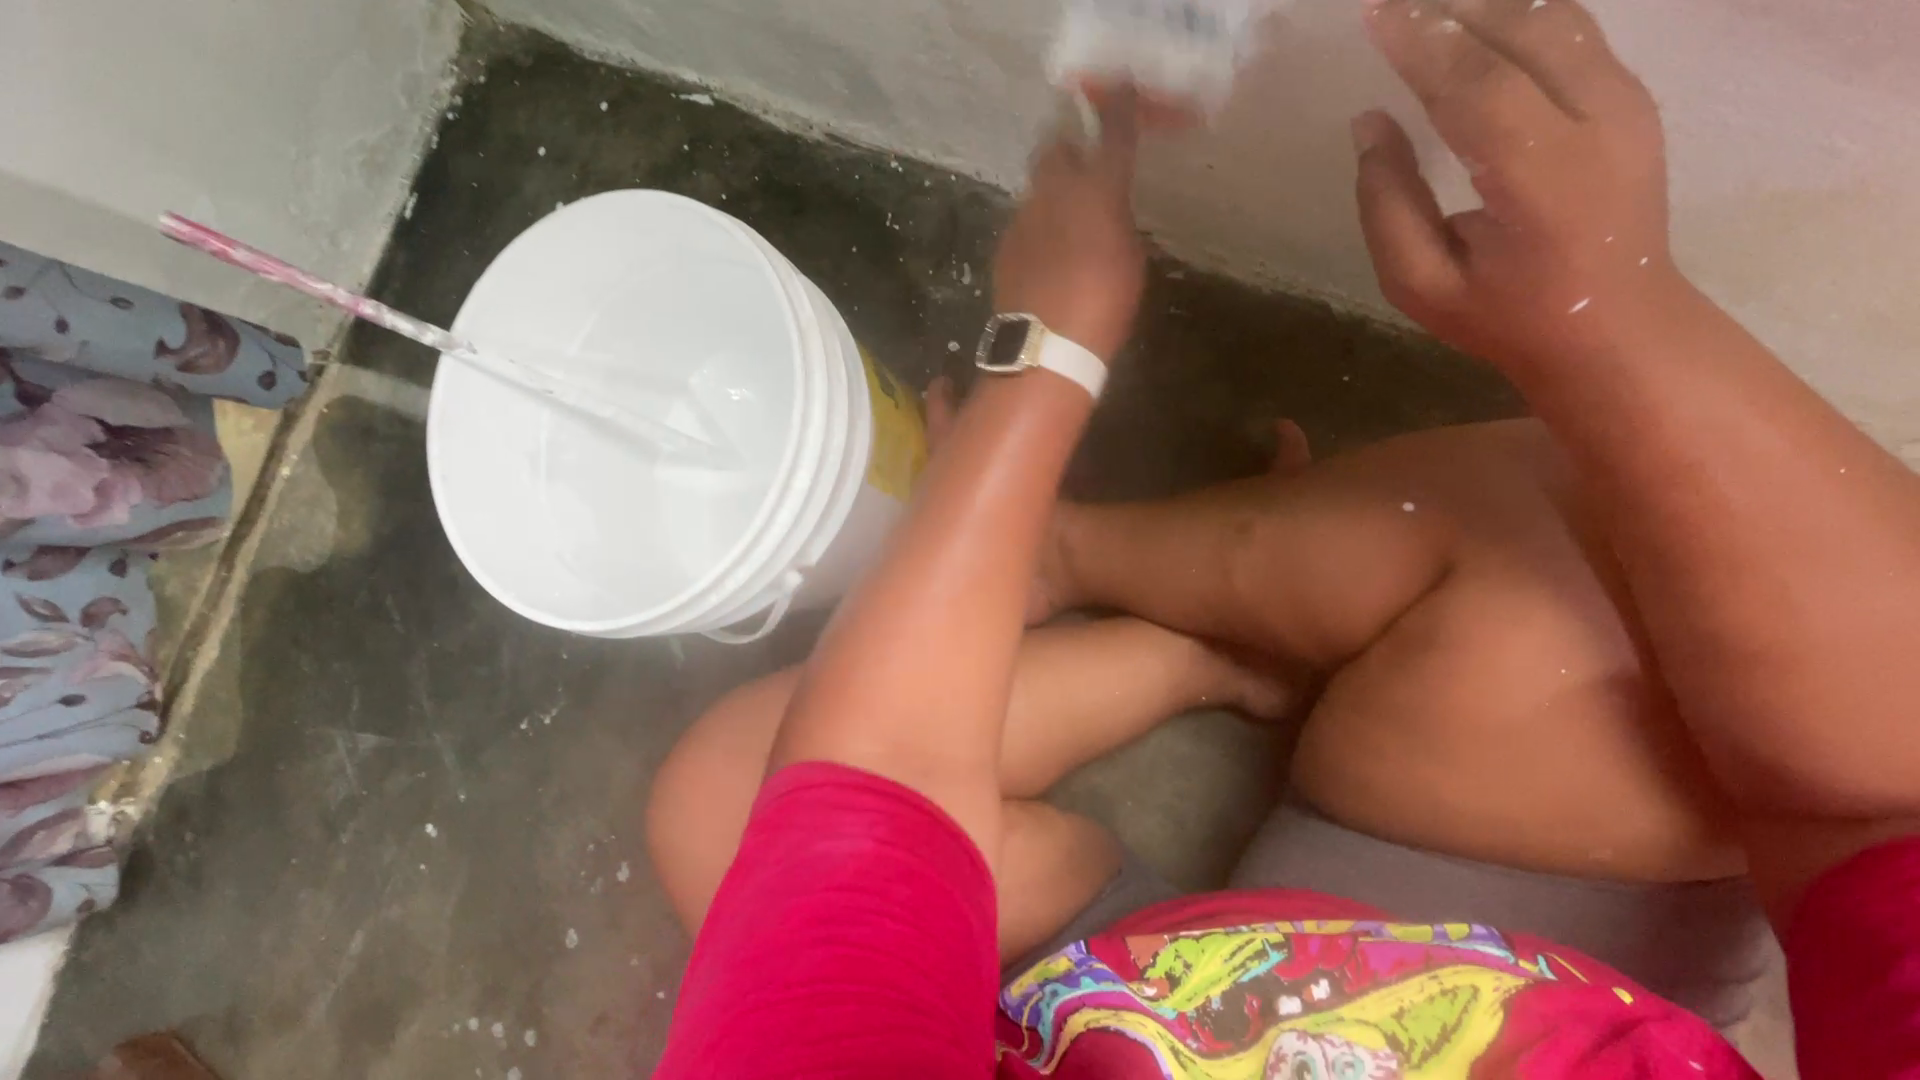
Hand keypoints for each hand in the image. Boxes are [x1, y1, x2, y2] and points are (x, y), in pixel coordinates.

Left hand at [993, 92, 1146, 362]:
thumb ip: (1117, 221)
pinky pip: (1023, 224)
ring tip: (1067, 226)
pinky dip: (1037, 229)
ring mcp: (1022, 219)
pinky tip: (1047, 257)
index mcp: (1096, 191)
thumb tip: (1106, 211)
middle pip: (1054, 149)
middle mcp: (1053, 193)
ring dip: (1052, 196)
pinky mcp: (1003, 247)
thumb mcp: (1130, 260)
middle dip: (1069, 151)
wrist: (1045, 348)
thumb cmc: (1103, 307)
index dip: (1118, 110)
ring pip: (1036, 189)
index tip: (1120, 92)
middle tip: (1084, 169)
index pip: (1111, 135)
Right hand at [1355, 0, 1684, 371]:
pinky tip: (1480, 21)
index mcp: (1540, 180)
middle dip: (1453, 9)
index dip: (1420, 44)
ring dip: (1491, 4)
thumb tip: (1371, 124)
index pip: (1474, 85)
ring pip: (1558, 20)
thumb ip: (1388, 205)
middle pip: (1524, 32)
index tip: (1375, 13)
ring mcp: (1628, 105)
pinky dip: (1521, 18)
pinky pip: (1575, 35)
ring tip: (1433, 4)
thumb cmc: (1506, 317)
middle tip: (1396, 2)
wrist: (1616, 327)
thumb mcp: (1420, 283)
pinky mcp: (1634, 101)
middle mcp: (1597, 124)